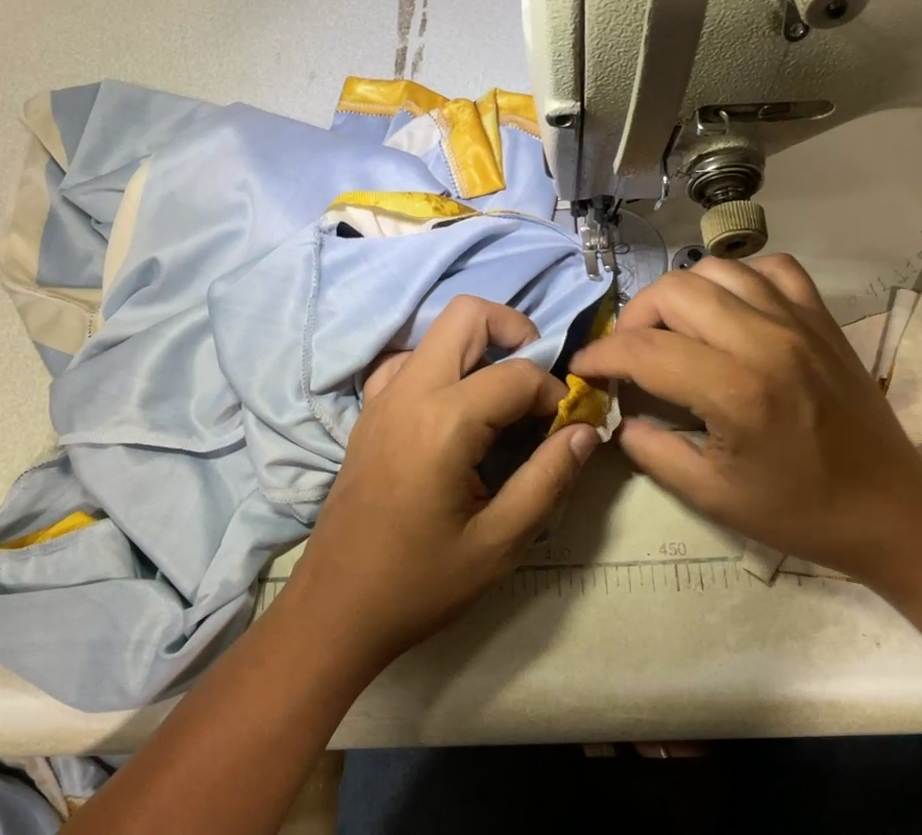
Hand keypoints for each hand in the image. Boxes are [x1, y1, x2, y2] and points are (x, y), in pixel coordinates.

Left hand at [283, 295, 599, 665]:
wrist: (336, 608)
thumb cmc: (420, 582)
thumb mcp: (499, 542)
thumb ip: (548, 478)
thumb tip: (585, 430)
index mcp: (444, 422)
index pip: (517, 373)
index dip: (554, 394)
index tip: (565, 428)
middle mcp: (409, 392)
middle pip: (467, 314)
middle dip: (515, 332)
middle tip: (537, 384)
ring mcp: (381, 398)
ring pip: (435, 332)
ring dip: (477, 347)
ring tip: (501, 400)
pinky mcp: (368, 413)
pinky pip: (407, 362)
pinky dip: (440, 366)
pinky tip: (454, 412)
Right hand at [569, 255, 921, 579]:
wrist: (890, 507)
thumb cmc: (800, 511)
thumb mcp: (713, 497)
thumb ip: (654, 453)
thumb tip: (620, 421)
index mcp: (735, 390)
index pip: (645, 349)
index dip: (602, 355)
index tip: (584, 367)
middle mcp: (765, 340)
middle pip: (674, 292)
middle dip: (634, 318)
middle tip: (627, 353)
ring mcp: (798, 321)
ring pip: (718, 269)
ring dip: (680, 294)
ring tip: (672, 329)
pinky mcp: (822, 317)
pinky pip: (772, 269)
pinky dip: (739, 279)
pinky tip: (731, 310)